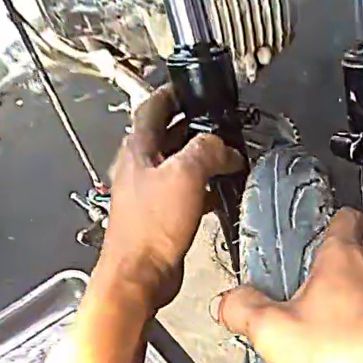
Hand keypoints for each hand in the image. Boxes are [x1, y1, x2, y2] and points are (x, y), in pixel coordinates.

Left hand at [99, 87, 241, 307]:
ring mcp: (149, 196)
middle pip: (166, 138)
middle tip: (215, 126)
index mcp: (138, 151)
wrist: (141, 274)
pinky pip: (184, 196)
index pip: (152, 109)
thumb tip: (224, 147)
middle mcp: (140, 171)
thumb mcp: (185, 176)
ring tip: (223, 160)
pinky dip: (201, 191)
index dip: (171, 95)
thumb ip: (207, 151)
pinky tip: (216, 197)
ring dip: (199, 162)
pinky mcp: (161, 220)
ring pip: (176, 168)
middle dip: (192, 130)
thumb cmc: (150, 229)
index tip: (186, 88)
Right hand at [213, 209, 362, 362]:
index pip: (342, 221)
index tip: (326, 230)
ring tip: (336, 343)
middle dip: (335, 283)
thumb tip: (230, 302)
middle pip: (356, 265)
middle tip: (311, 308)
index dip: (332, 223)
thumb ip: (244, 310)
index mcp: (344, 259)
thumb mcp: (272, 333)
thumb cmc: (348, 359)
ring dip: (360, 314)